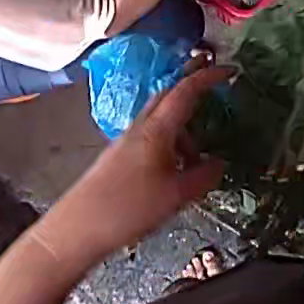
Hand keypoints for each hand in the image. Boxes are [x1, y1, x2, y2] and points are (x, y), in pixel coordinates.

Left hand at [30, 66, 229, 270]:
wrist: (72, 233)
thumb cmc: (127, 209)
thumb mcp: (177, 195)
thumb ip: (204, 176)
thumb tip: (221, 163)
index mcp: (157, 130)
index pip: (186, 91)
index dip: (209, 77)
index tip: (230, 71)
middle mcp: (140, 128)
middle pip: (169, 95)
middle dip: (194, 87)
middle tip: (217, 89)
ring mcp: (126, 141)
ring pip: (161, 118)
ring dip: (184, 125)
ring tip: (199, 154)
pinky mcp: (119, 156)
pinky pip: (152, 135)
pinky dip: (171, 140)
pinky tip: (176, 167)